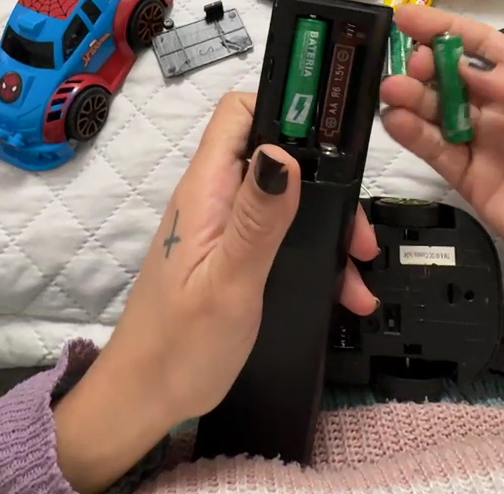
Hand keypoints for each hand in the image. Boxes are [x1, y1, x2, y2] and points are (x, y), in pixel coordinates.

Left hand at [54, 93, 378, 492]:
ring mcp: (222, 224)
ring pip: (284, 197)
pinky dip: (312, 252)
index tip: (331, 129)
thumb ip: (258, 218)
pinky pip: (279, 233)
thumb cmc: (181, 347)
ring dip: (326, 224)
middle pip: (272, 152)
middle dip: (323, 180)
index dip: (283, 106)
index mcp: (206, 189)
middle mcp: (213, 196)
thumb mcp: (230, 282)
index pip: (238, 113)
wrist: (146, 399)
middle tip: (357, 227)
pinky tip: (341, 287)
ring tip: (358, 264)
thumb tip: (280, 153)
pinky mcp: (230, 251)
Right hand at [379, 6, 503, 358]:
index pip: (488, 48)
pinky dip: (413, 135)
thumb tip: (471, 68)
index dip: (448, 30)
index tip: (409, 17)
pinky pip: (437, 152)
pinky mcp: (474, 183)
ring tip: (392, 90)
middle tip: (409, 65)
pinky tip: (396, 121)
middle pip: (456, 77)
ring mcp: (489, 147)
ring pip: (439, 112)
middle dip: (427, 63)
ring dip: (413, 97)